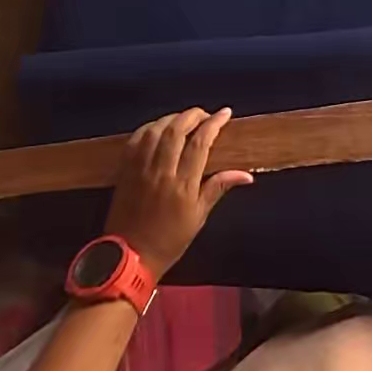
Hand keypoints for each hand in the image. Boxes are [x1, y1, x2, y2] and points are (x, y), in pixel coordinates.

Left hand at [104, 107, 253, 277]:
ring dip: (172, 118)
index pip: (200, 143)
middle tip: (205, 114)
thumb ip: (218, 188)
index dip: (214, 124)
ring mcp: (140, 168)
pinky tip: (159, 127)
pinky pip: (136, 139)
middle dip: (193, 115)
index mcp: (183, 184)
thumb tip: (246, 174)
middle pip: (176, 130)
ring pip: (156, 130)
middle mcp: (161, 171)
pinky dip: (150, 127)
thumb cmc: (169, 240)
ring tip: (184, 118)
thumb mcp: (198, 217)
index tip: (225, 113)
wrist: (128, 257)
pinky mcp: (125, 169)